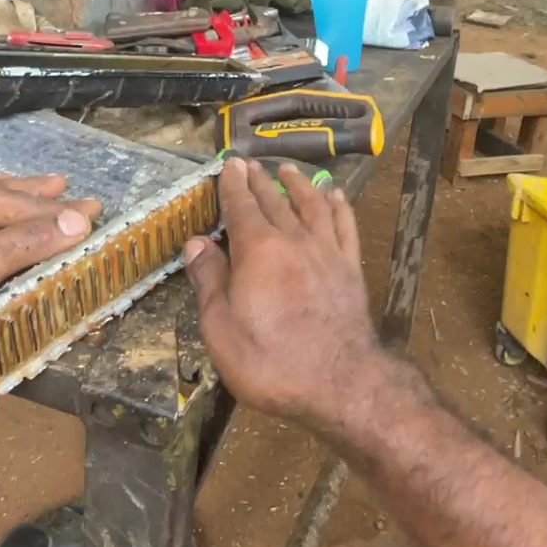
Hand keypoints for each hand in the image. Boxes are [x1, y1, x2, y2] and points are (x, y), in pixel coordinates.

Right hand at [183, 159, 391, 429]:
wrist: (341, 383)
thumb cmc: (270, 361)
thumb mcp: (221, 329)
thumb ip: (209, 281)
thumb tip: (196, 242)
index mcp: (257, 251)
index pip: (241, 207)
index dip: (233, 185)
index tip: (229, 165)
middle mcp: (293, 240)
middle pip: (274, 201)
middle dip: (259, 180)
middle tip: (250, 164)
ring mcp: (327, 252)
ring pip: (312, 205)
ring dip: (299, 184)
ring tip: (289, 170)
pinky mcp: (351, 268)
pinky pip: (345, 226)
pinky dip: (339, 207)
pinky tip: (335, 196)